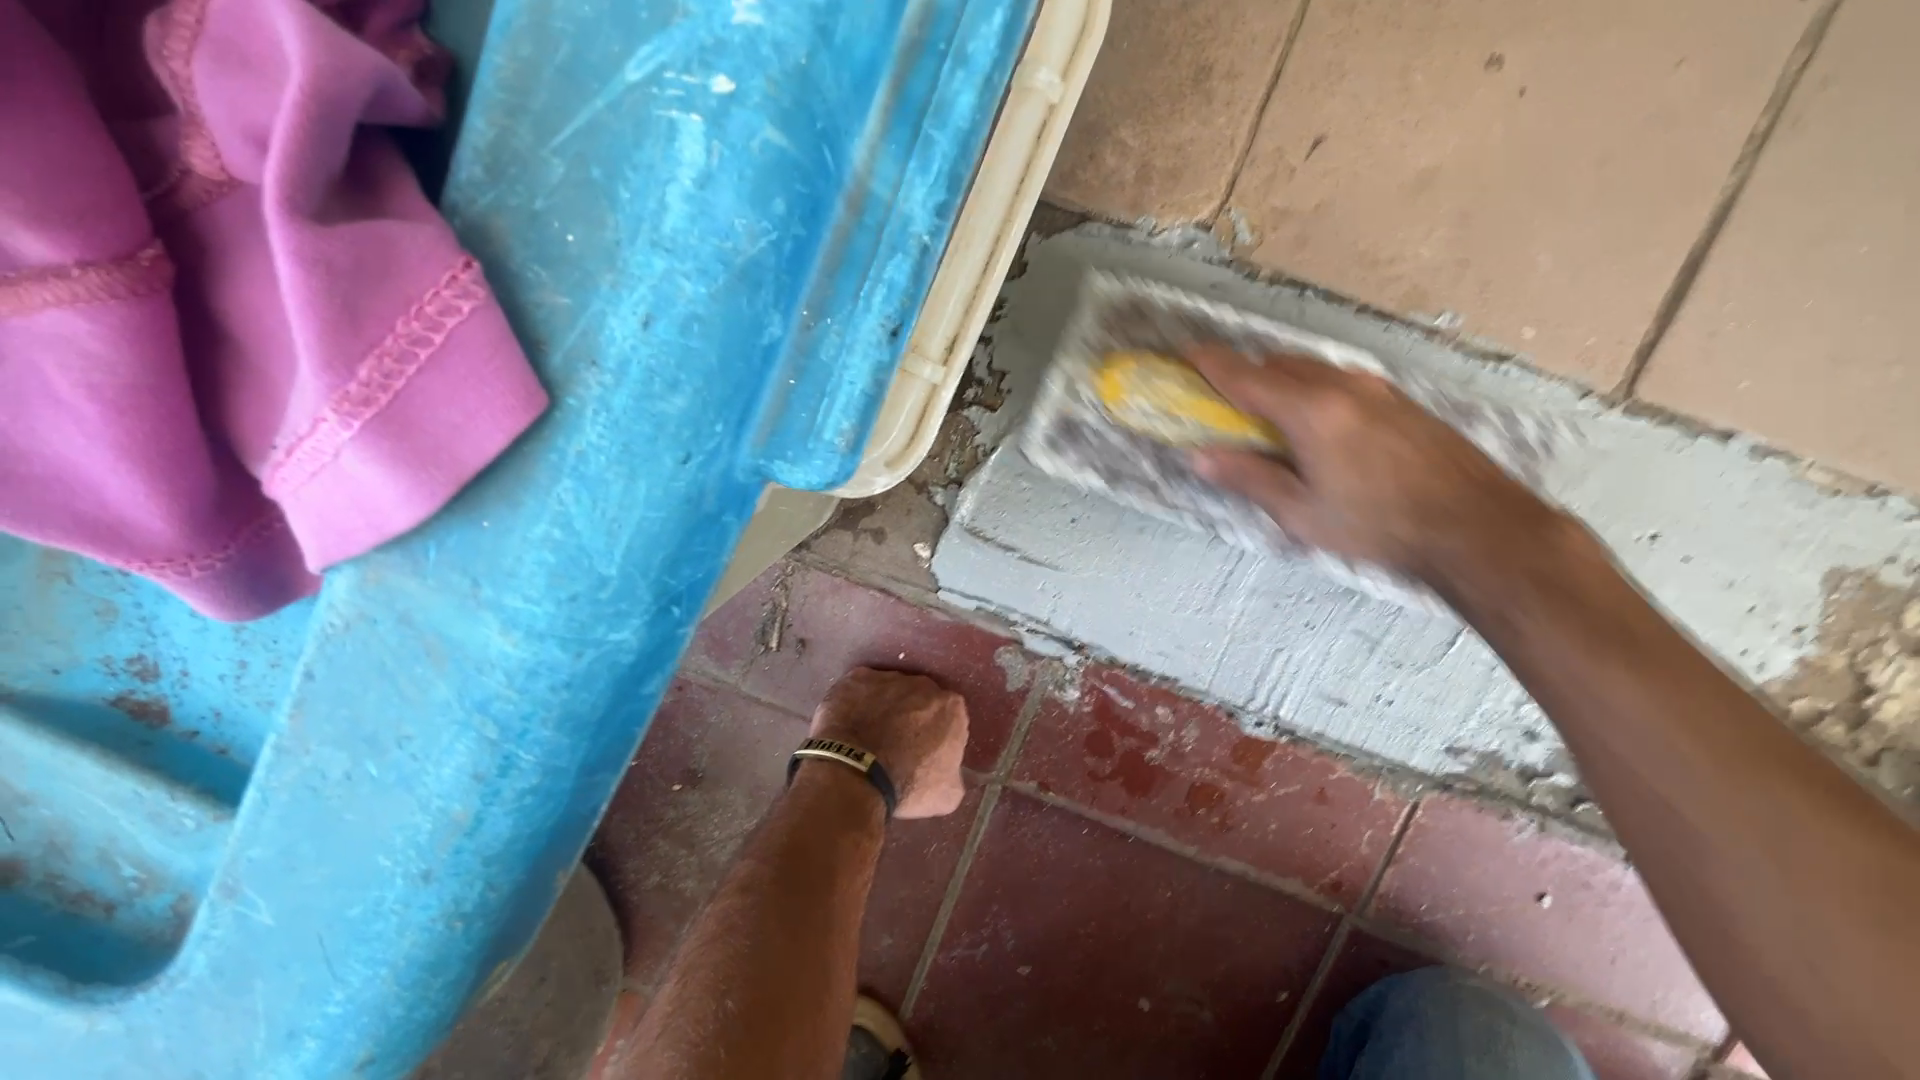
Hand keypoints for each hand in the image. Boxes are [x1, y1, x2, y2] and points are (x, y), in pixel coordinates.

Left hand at [808, 667, 968, 818]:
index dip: (936, 734)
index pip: (949, 717)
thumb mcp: (948, 793)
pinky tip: (847, 723)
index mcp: (950, 707)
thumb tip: (948, 769)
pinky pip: (858, 689)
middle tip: (896, 743)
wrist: (856, 777)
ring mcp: (885, 678)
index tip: (925, 751)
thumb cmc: (907, 786)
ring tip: (867, 735)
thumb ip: (953, 771)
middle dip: (911, 716)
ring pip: (888, 691)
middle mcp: (921, 684)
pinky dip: (854, 702)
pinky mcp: (854, 680)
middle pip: (919, 698)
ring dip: (882, 707)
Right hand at [1185, 345, 1566, 584]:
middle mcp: (1342, 386)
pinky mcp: (1401, 401)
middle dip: (1246, 374)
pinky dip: (1314, 390)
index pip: (1245, 376)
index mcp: (1310, 411)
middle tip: (1225, 400)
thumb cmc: (1378, 525)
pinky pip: (1341, 381)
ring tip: (1271, 415)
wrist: (1477, 525)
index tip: (1184, 351)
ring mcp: (1377, 389)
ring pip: (1313, 369)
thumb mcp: (1301, 512)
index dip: (1210, 363)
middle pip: (1278, 364)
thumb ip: (1248, 478)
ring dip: (1282, 381)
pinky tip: (1321, 426)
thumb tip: (1198, 457)